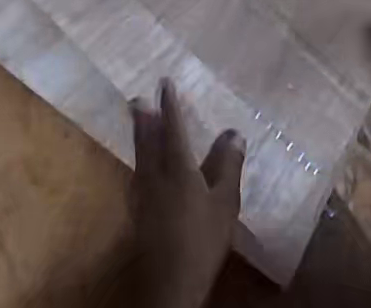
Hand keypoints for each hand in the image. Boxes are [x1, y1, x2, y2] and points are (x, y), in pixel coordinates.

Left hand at [122, 78, 244, 307]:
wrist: (169, 287)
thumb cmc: (202, 240)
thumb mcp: (225, 202)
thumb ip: (228, 166)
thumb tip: (234, 133)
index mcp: (178, 170)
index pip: (174, 130)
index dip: (170, 106)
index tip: (165, 82)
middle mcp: (155, 178)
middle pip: (147, 142)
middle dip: (144, 119)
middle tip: (136, 99)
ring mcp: (143, 199)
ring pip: (140, 159)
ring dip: (140, 137)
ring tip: (139, 122)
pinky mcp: (139, 216)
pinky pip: (139, 175)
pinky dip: (141, 159)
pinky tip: (143, 165)